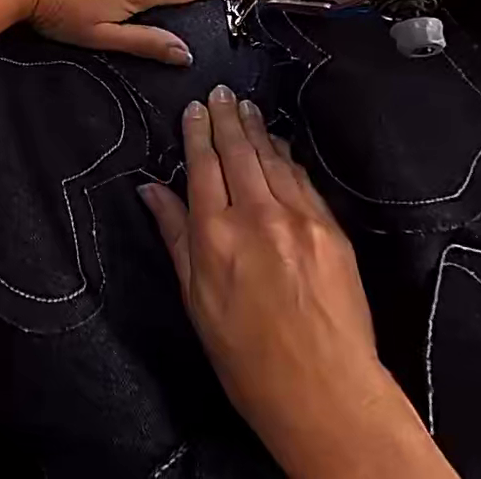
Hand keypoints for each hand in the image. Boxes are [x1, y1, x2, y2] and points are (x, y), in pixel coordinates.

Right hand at [141, 88, 458, 478]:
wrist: (324, 388)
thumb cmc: (249, 358)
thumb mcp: (197, 302)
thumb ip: (176, 236)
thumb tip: (152, 191)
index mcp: (215, 236)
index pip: (203, 165)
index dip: (197, 132)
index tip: (195, 108)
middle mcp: (255, 216)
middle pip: (237, 151)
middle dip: (226, 116)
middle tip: (221, 92)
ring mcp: (297, 217)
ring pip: (271, 157)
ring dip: (256, 127)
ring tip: (245, 106)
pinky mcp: (328, 225)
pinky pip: (301, 177)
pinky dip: (286, 155)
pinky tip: (279, 143)